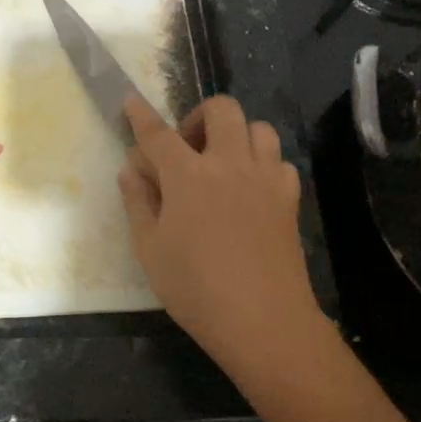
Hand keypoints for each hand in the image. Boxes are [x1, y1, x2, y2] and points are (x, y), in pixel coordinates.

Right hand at [118, 94, 316, 375]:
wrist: (263, 320)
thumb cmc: (195, 288)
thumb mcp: (149, 249)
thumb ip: (138, 203)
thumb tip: (132, 170)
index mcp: (187, 175)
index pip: (158, 133)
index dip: (141, 115)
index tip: (131, 101)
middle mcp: (229, 164)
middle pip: (221, 110)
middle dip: (199, 116)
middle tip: (186, 147)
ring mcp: (265, 178)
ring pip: (258, 128)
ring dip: (236, 135)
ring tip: (222, 163)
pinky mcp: (289, 198)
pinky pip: (279, 161)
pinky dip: (262, 164)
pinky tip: (250, 189)